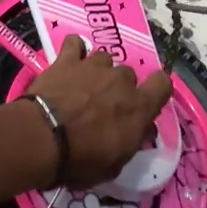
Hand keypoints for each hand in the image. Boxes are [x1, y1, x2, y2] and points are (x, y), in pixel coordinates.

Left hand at [24, 35, 171, 189]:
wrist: (44, 138)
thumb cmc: (82, 160)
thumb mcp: (116, 164)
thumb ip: (131, 139)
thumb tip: (140, 128)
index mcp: (138, 107)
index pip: (162, 84)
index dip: (156, 89)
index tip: (147, 99)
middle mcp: (120, 80)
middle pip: (128, 75)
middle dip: (120, 88)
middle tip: (105, 105)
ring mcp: (94, 65)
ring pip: (104, 59)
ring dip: (98, 71)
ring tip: (84, 86)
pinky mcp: (68, 58)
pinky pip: (75, 43)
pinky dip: (75, 51)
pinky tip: (70, 61)